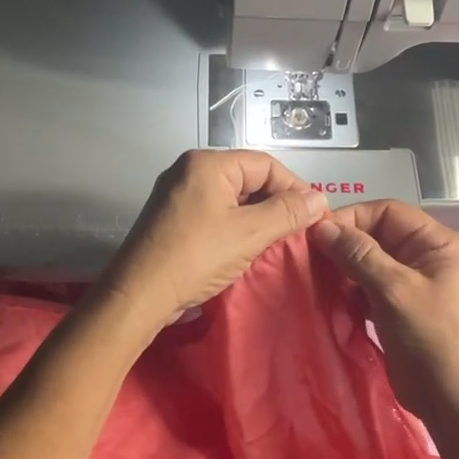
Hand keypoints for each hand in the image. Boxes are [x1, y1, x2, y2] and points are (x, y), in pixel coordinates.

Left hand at [100, 150, 327, 324]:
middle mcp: (188, 171)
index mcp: (207, 164)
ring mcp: (176, 195)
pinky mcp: (170, 219)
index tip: (314, 215)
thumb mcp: (249, 234)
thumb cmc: (195, 258)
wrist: (140, 294)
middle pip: (247, 179)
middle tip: (298, 231)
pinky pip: (213, 214)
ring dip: (256, 218)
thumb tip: (319, 199)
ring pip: (231, 199)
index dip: (295, 188)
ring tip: (276, 243)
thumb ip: (287, 213)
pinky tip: (246, 249)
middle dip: (275, 204)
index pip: (265, 164)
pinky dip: (234, 228)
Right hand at [310, 200, 458, 421]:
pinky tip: (331, 302)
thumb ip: (358, 254)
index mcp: (439, 244)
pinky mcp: (401, 312)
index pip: (388, 212)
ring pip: (371, 265)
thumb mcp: (394, 290)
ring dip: (344, 272)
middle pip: (378, 237)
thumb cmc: (433, 339)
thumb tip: (320, 226)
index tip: (314, 236)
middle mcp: (428, 259)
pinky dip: (350, 294)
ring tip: (317, 282)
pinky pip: (370, 291)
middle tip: (309, 261)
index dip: (351, 219)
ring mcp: (415, 287)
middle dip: (344, 247)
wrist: (457, 403)